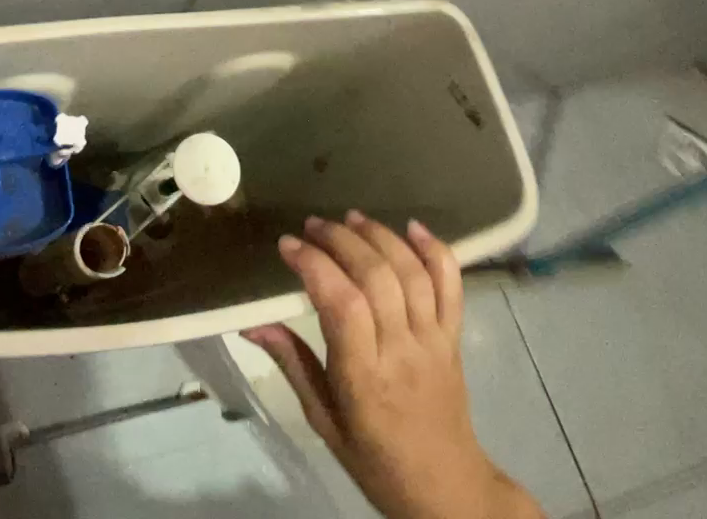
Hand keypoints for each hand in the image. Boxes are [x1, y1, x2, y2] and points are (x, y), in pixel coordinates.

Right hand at [242, 212, 542, 518]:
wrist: (446, 488)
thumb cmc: (373, 457)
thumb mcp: (322, 419)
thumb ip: (291, 363)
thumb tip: (251, 323)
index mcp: (364, 379)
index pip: (343, 305)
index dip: (315, 265)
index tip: (288, 246)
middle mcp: (402, 352)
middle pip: (378, 278)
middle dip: (341, 240)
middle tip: (312, 225)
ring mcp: (434, 342)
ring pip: (412, 274)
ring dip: (380, 236)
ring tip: (350, 218)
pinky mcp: (455, 338)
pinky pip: (451, 286)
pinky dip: (436, 251)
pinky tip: (412, 226)